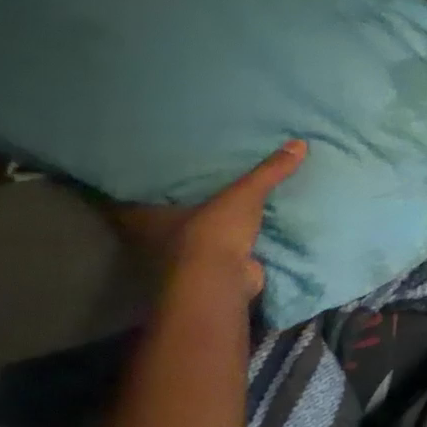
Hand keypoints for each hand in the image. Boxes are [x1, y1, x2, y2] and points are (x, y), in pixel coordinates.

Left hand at [113, 140, 306, 295]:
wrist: (220, 284)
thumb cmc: (211, 234)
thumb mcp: (244, 195)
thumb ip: (269, 171)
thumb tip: (299, 142)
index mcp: (146, 219)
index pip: (126, 199)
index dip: (134, 187)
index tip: (144, 173)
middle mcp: (153, 240)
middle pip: (156, 218)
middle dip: (171, 206)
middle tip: (191, 182)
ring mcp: (178, 260)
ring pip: (185, 237)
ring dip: (200, 227)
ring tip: (220, 204)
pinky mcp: (203, 273)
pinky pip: (213, 253)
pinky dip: (224, 246)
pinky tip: (243, 233)